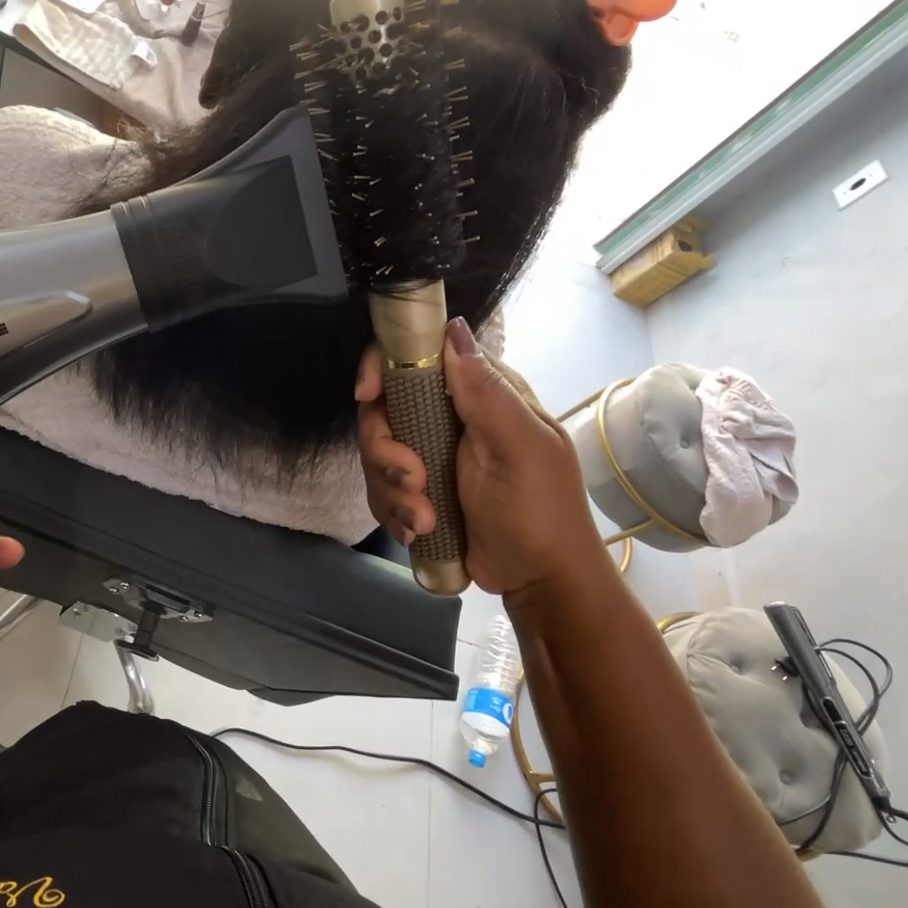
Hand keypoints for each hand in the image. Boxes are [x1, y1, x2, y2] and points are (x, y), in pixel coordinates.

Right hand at [355, 319, 611, 596]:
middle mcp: (448, 417)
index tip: (367, 396)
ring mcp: (429, 455)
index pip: (418, 357)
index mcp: (480, 394)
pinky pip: (379, 489)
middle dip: (387, 452)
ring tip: (424, 520)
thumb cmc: (540, 510)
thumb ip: (485, 391)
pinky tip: (419, 531)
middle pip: (382, 411)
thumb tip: (453, 328)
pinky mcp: (416, 491)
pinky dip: (394, 513)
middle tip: (414, 482)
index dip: (383, 369)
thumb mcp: (519, 448)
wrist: (538, 580)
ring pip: (375, 455)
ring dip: (393, 492)